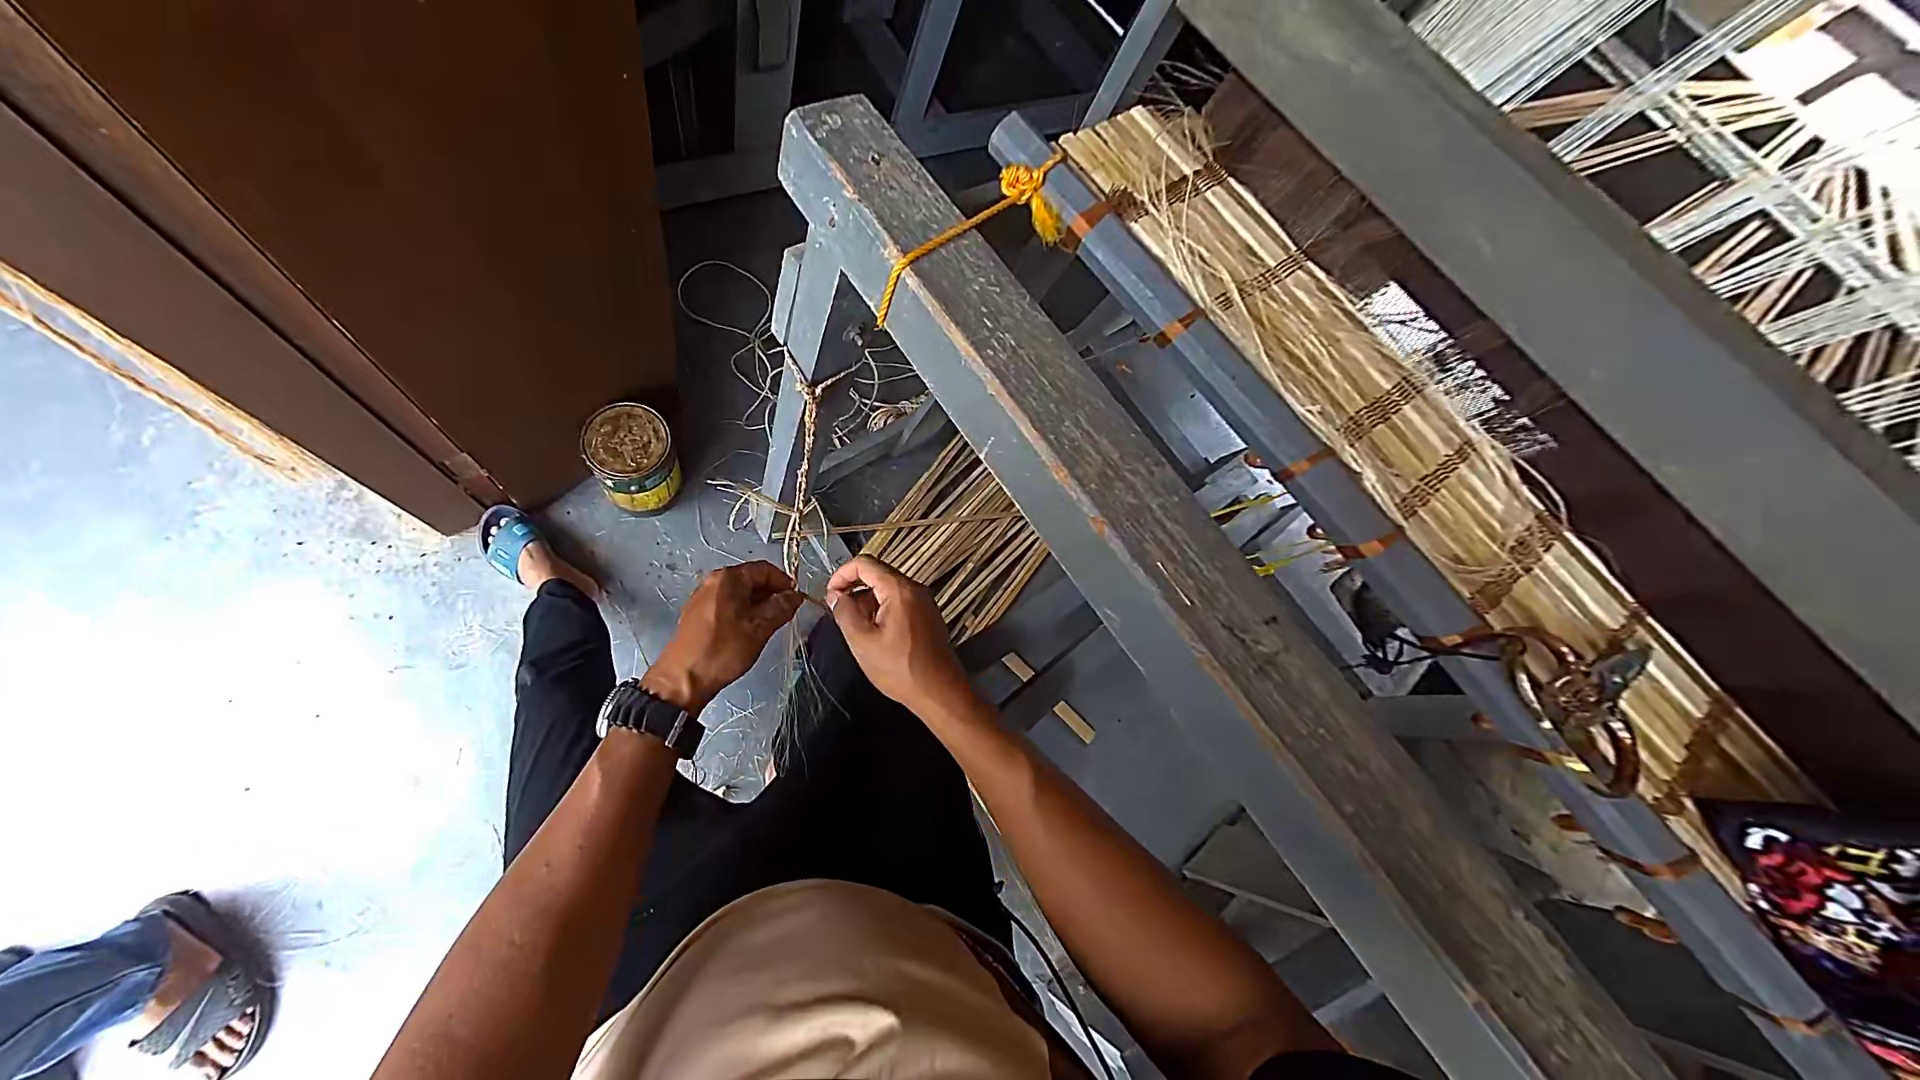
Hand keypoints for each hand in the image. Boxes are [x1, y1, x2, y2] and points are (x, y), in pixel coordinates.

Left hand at [644, 561, 803, 711]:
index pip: (764, 569)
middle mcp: (713, 582)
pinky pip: (728, 605)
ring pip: (740, 594)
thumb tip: (795, 596)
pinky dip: (743, 613)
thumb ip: (781, 607)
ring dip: (758, 606)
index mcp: (728, 578)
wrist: (683, 679)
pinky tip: (749, 632)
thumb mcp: (760, 628)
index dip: (784, 582)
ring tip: (769, 626)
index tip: (795, 599)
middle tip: (785, 614)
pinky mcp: (698, 614)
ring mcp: (703, 598)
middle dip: (772, 595)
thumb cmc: (722, 650)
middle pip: (751, 580)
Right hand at [826, 554, 974, 718]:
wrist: (938, 691)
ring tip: (856, 626)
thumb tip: (836, 596)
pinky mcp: (927, 616)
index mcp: (899, 590)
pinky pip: (900, 602)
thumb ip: (844, 613)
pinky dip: (882, 609)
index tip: (830, 593)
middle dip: (854, 588)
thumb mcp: (862, 642)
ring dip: (867, 601)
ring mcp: (924, 602)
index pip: (865, 563)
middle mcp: (915, 589)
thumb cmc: (901, 669)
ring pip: (888, 589)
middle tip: (838, 610)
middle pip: (878, 574)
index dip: (842, 574)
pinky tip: (875, 633)